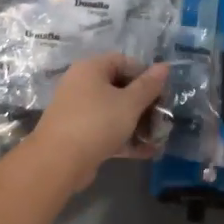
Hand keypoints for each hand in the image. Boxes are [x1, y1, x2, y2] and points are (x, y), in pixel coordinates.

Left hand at [27, 54, 170, 191]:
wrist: (59, 161)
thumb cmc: (97, 122)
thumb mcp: (129, 103)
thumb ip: (149, 85)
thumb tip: (165, 66)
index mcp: (91, 69)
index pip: (124, 61)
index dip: (145, 74)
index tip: (162, 93)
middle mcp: (82, 85)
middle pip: (119, 87)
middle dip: (144, 103)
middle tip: (162, 117)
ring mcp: (79, 110)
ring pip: (114, 111)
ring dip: (138, 123)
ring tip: (159, 137)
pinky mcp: (79, 134)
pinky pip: (106, 130)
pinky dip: (125, 138)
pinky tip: (147, 151)